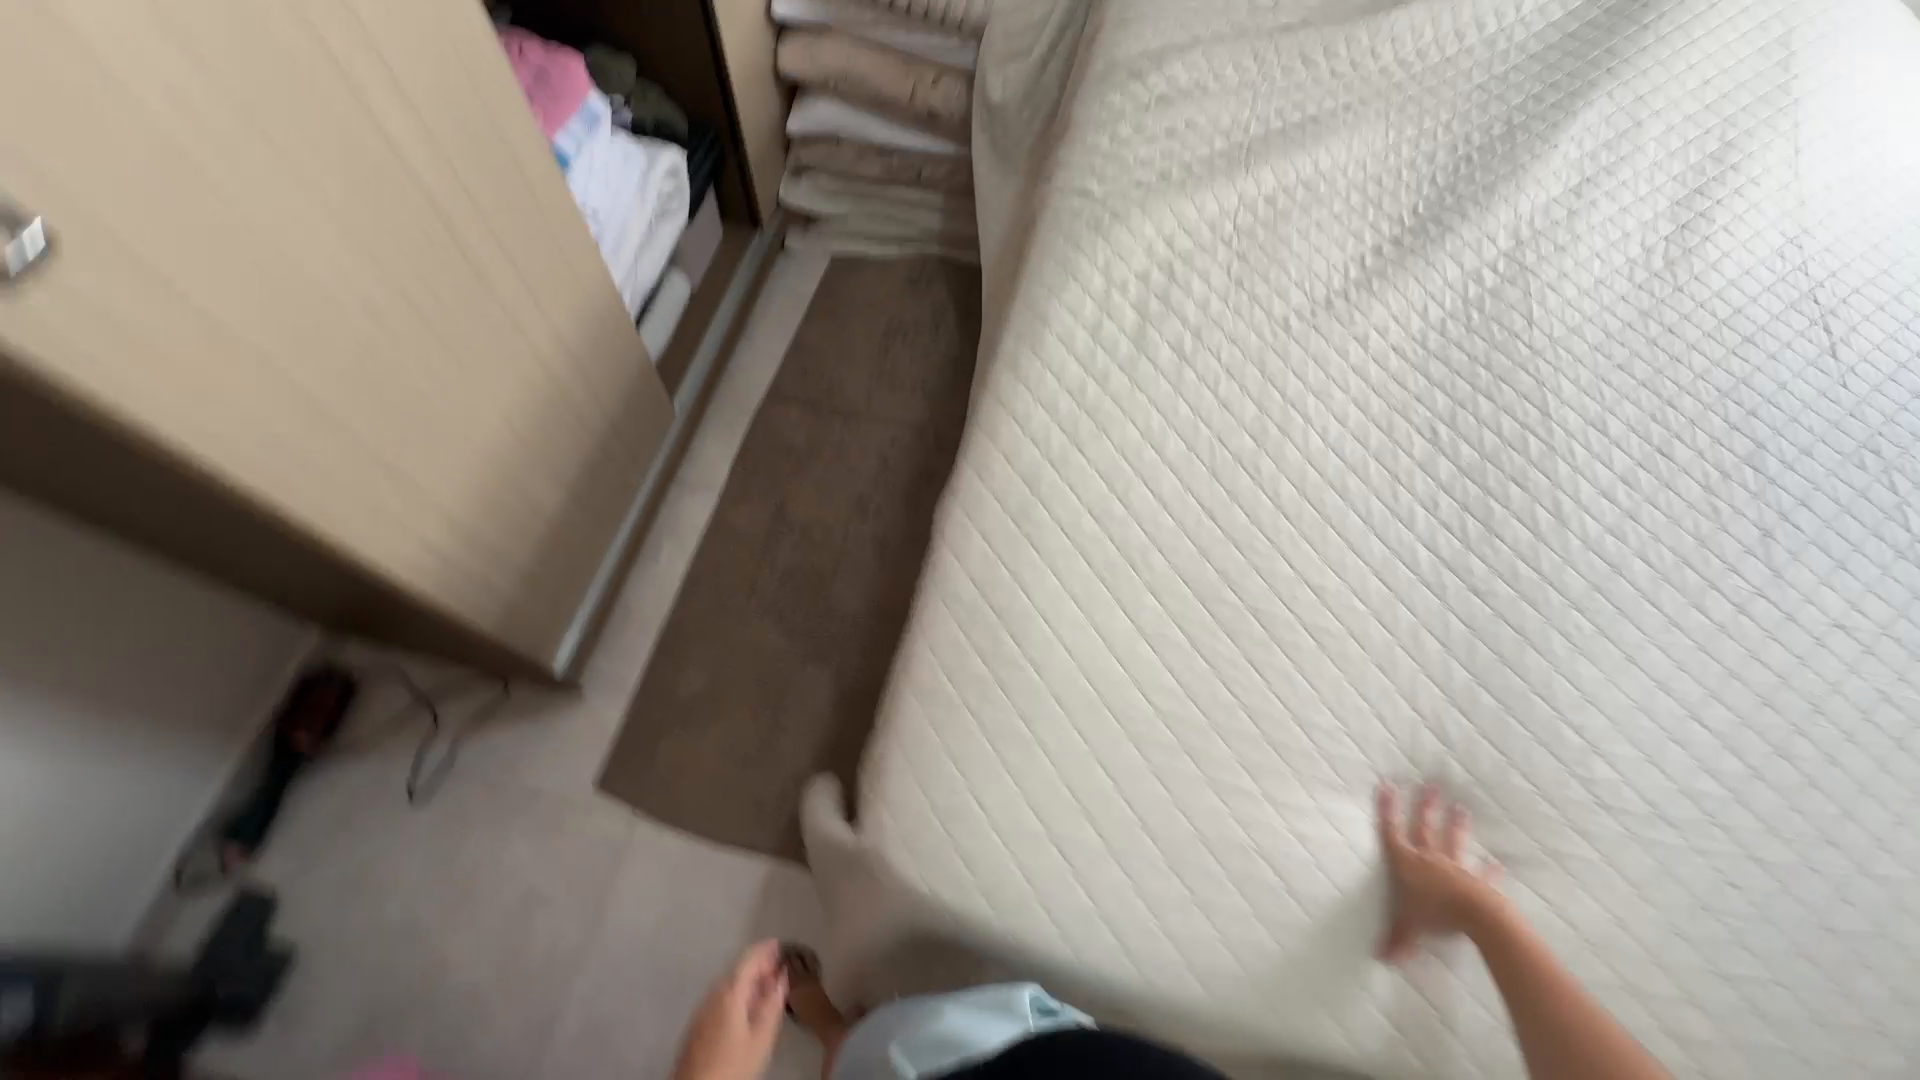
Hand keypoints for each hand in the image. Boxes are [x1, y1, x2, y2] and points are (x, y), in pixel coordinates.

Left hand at [673, 940, 788, 1079]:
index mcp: (729, 993)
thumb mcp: (762, 1037)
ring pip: (727, 985)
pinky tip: (746, 1008)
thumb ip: (773, 1003)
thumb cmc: (734, 1065)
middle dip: (757, 966)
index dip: (764, 949)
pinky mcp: (696, 1026)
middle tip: (777, 967)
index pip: (747, 960)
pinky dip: (736, 995)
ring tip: (766, 987)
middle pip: (736, 971)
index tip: (779, 943)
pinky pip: (720, 999)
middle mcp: (712, 995)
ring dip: (747, 981)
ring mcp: (701, 1010)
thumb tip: (782, 977)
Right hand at [1376, 782, 1504, 963]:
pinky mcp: (1477, 881)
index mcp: (1406, 862)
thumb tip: (1379, 958)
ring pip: (1453, 841)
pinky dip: (1489, 870)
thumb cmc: (1433, 915)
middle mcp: (1428, 858)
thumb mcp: (1407, 928)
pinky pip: (1482, 873)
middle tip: (1430, 785)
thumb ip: (1395, 940)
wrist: (1475, 917)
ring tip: (1461, 808)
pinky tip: (1497, 864)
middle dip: (1425, 806)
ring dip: (1456, 826)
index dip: (1388, 808)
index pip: (1391, 831)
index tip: (1387, 785)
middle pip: (1424, 827)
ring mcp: (1454, 867)